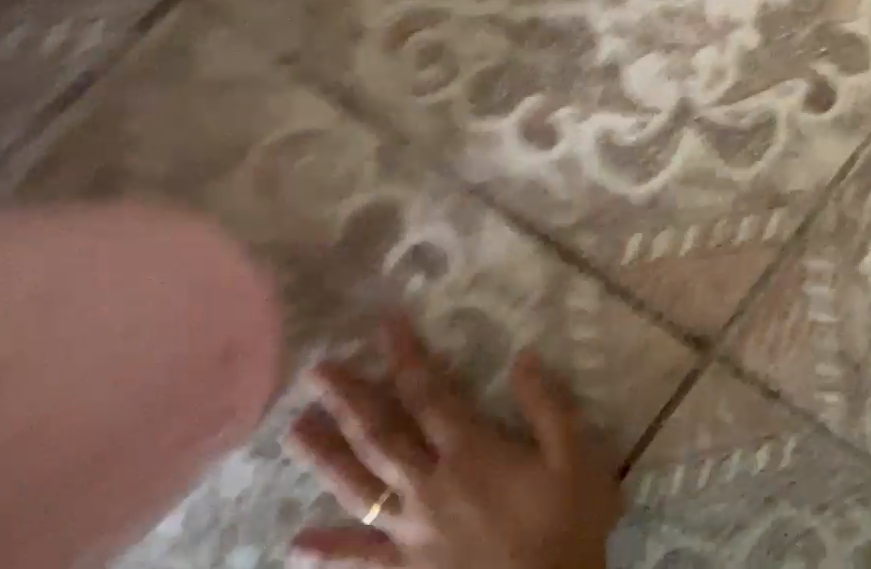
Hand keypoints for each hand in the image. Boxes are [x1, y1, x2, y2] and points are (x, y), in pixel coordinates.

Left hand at [284, 316, 623, 568]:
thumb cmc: (569, 521)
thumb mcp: (577, 456)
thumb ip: (548, 406)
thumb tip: (523, 358)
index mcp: (472, 453)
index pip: (431, 394)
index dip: (407, 357)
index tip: (388, 325)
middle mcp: (430, 485)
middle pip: (381, 436)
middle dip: (349, 399)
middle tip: (317, 370)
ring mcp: (411, 531)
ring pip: (358, 487)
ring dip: (324, 457)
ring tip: (294, 430)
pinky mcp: (405, 568)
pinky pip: (360, 557)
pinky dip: (328, 549)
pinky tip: (297, 543)